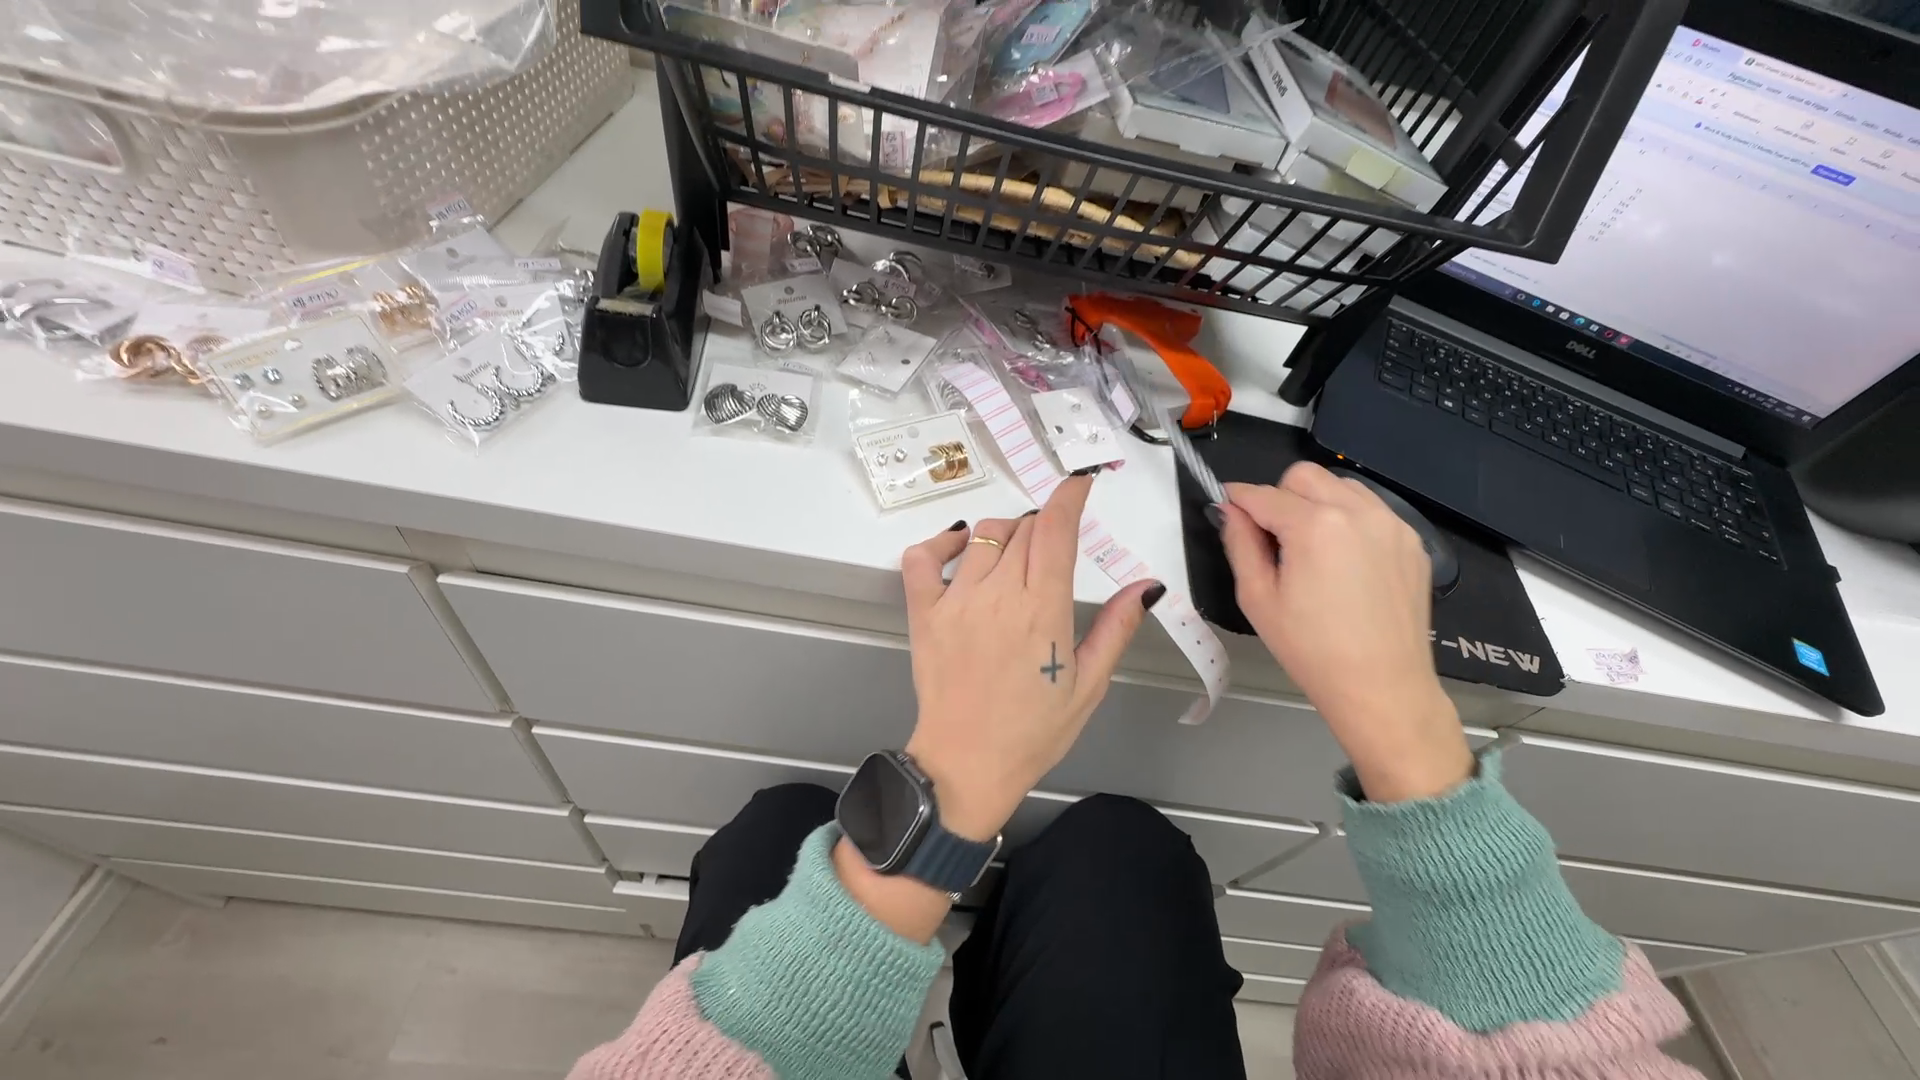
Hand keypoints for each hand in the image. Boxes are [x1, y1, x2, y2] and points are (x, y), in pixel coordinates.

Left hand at [899, 473, 1162, 839]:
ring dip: (1006, 533)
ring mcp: (956, 602)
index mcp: (1043, 611)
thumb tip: (1146, 585)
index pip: (1055, 531)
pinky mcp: (924, 614)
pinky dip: (941, 543)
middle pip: (1023, 530)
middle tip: (1052, 548)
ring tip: (1016, 557)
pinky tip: (961, 547)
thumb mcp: (1089, 684)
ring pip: (984, 536)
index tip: (1078, 483)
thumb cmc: (1033, 731)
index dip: (1068, 498)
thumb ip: (1116, 628)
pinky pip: (923, 558)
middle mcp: (998, 596)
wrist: (967, 764)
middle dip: (1044, 525)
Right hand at [1215, 463, 1472, 802]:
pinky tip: (1343, 562)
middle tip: (1271, 536)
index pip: (1263, 493)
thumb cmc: (1311, 649)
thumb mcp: (1258, 598)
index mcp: (1315, 525)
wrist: (1382, 687)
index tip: (1226, 506)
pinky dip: (1349, 521)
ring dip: (1317, 502)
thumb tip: (1230, 511)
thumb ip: (1240, 543)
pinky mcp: (1412, 542)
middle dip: (1280, 495)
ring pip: (1342, 486)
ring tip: (1310, 548)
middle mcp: (1358, 512)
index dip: (1237, 498)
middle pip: (1304, 476)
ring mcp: (1392, 525)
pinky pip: (1372, 511)